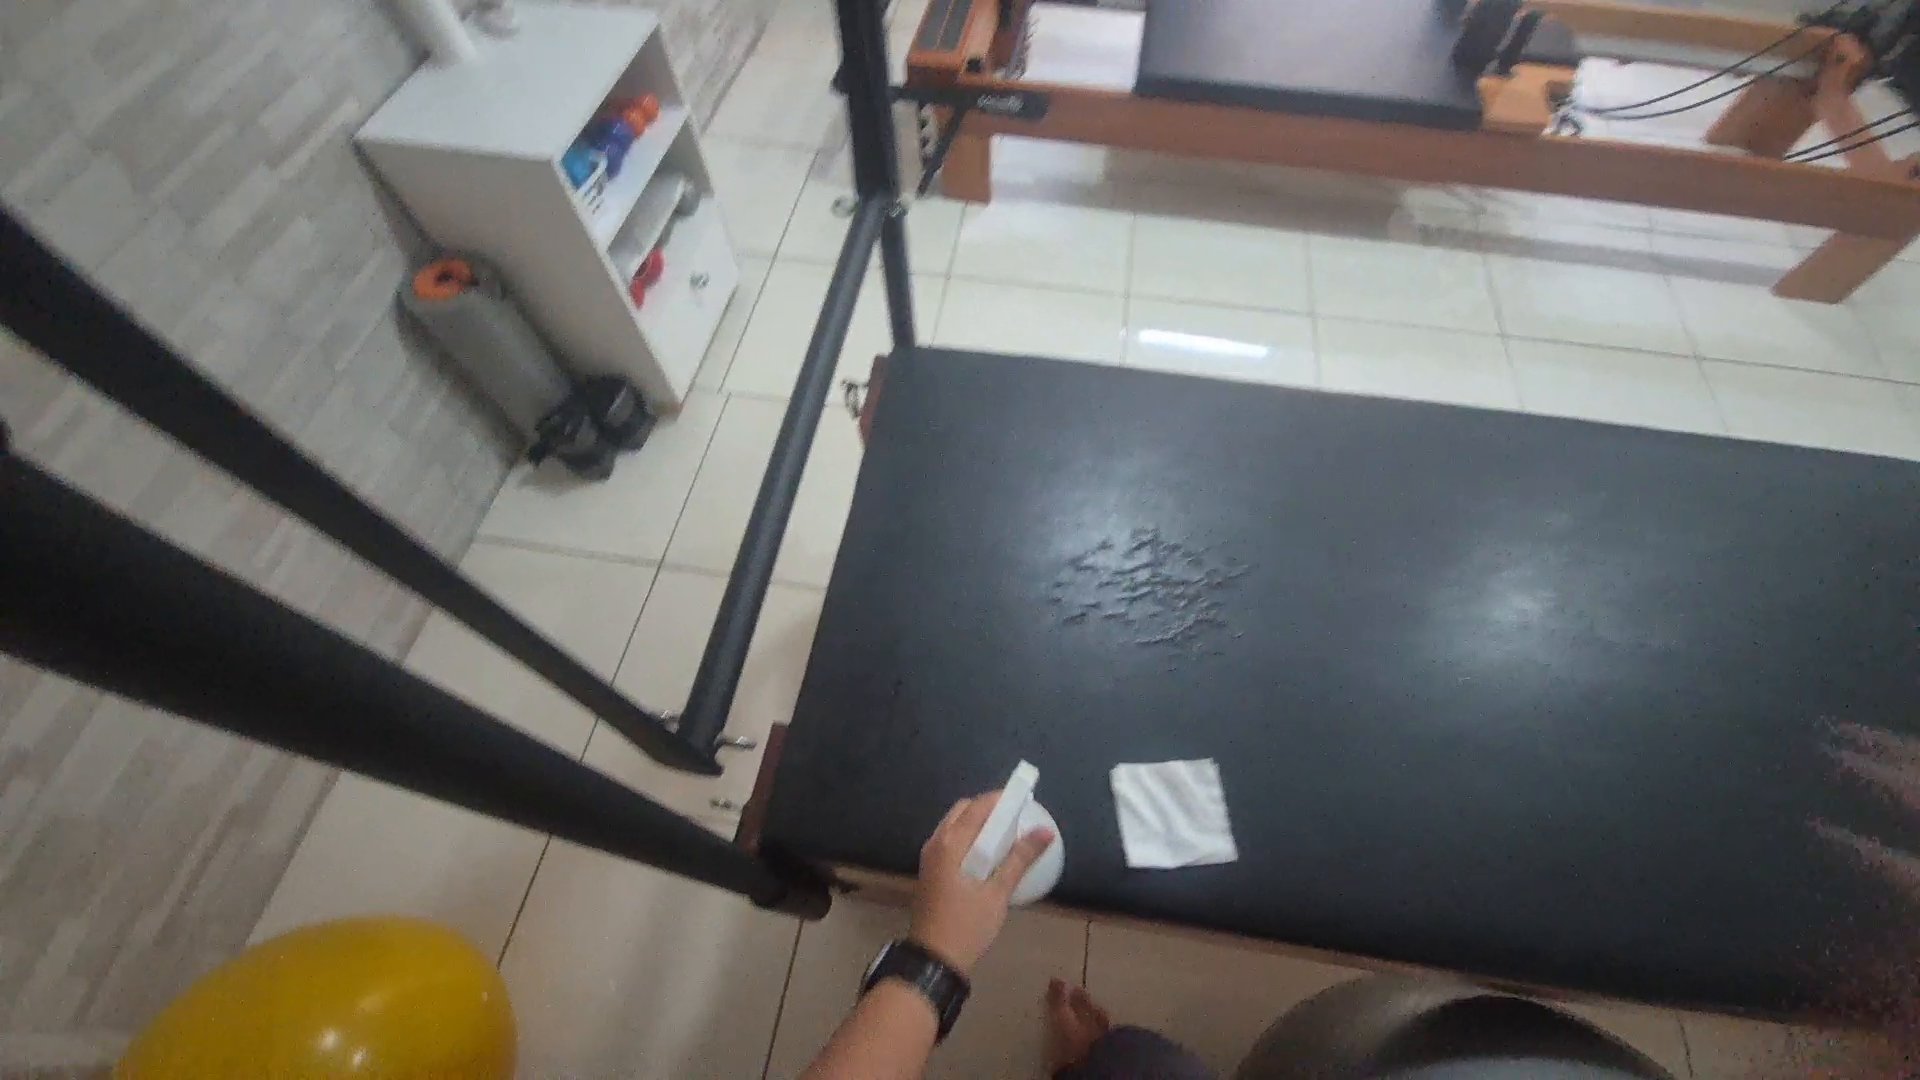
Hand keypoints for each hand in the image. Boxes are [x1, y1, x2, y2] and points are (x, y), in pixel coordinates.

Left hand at [910, 791, 1055, 977]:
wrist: (934, 961)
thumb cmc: (967, 926)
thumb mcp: (998, 894)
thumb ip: (1020, 859)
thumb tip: (1045, 832)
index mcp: (950, 844)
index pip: (977, 807)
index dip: (1000, 798)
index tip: (1023, 798)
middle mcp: (935, 843)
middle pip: (962, 811)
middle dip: (988, 807)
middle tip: (1015, 815)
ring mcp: (929, 856)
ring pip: (954, 824)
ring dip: (977, 821)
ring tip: (1005, 831)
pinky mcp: (930, 870)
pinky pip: (949, 839)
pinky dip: (968, 836)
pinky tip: (986, 851)